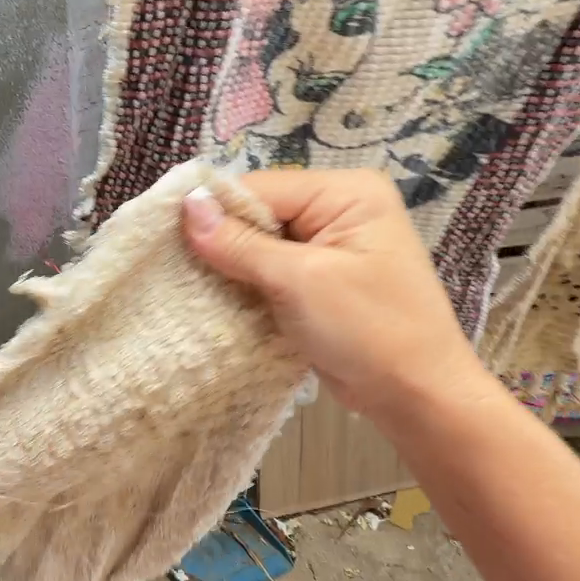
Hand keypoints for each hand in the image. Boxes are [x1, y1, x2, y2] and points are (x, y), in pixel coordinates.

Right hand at [182, 169, 497, 419]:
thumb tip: (187, 206)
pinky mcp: (315, 277)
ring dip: (226, 265)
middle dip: (218, 240)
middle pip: (255, 212)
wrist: (413, 392)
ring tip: (190, 285)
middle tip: (175, 269)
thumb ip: (239, 243)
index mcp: (345, 192)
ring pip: (255, 242)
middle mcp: (337, 208)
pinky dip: (241, 283)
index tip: (166, 242)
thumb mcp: (298, 281)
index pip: (258, 188)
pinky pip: (265, 268)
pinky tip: (219, 298)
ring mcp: (327, 244)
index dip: (212, 212)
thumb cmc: (367, 329)